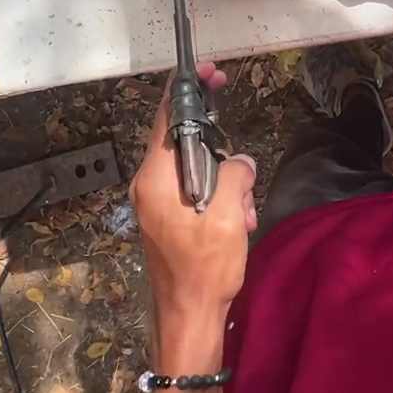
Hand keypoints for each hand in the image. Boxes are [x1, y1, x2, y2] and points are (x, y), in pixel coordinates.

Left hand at [131, 63, 257, 343]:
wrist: (188, 321)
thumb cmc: (204, 270)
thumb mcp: (229, 217)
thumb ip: (236, 175)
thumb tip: (241, 162)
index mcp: (156, 179)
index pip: (167, 119)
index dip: (187, 90)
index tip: (207, 71)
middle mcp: (149, 185)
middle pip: (181, 139)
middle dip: (216, 140)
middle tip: (241, 153)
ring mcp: (156, 202)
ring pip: (193, 166)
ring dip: (225, 176)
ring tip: (243, 208)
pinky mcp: (166, 217)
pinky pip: (194, 188)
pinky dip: (218, 194)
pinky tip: (238, 218)